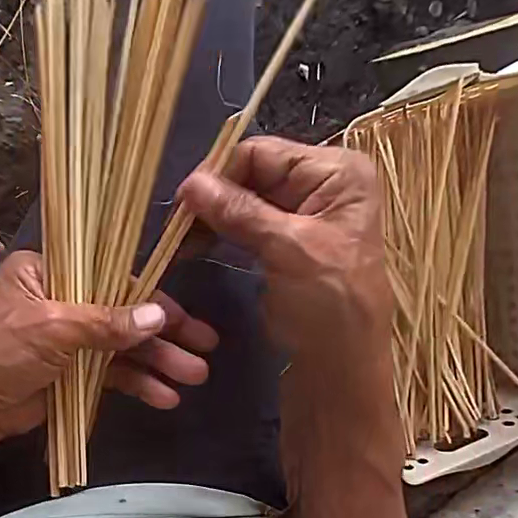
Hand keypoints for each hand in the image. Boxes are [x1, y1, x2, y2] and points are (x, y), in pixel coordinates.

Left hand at [0, 250, 217, 444]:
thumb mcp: (53, 328)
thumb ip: (107, 323)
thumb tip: (158, 317)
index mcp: (49, 272)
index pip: (111, 276)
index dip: (151, 297)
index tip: (183, 316)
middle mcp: (64, 299)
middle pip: (126, 313)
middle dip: (165, 335)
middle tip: (204, 350)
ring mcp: (71, 338)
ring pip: (124, 346)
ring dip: (158, 362)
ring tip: (194, 377)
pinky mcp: (74, 371)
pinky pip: (114, 372)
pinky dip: (139, 383)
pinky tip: (165, 397)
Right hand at [176, 136, 392, 362]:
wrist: (342, 364)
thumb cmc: (328, 304)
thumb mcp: (288, 250)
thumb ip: (240, 212)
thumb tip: (190, 184)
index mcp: (337, 173)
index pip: (264, 153)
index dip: (220, 172)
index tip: (183, 200)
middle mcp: (323, 185)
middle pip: (253, 174)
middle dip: (214, 197)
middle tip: (176, 225)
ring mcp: (305, 214)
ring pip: (246, 201)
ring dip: (213, 217)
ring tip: (181, 240)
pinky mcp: (288, 242)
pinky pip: (248, 226)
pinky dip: (223, 233)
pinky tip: (196, 245)